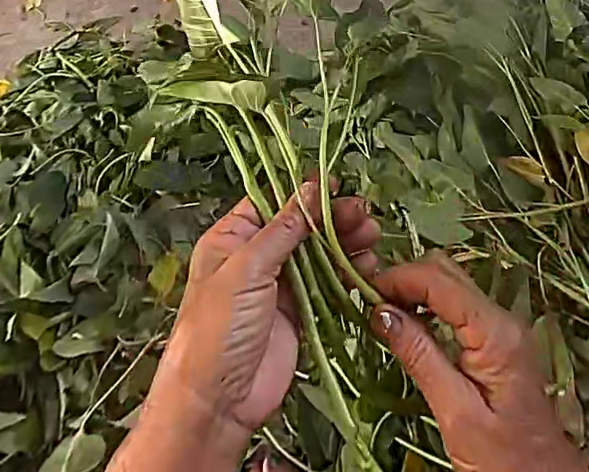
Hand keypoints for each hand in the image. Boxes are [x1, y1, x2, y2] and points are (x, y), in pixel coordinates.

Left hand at [110, 183, 381, 471]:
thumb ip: (284, 227)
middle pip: (301, 225)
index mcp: (234, 237)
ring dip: (345, 242)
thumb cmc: (217, 328)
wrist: (217, 405)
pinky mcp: (299, 311)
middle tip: (362, 212)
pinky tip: (367, 266)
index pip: (272, 201)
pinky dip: (347, 273)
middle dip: (332, 217)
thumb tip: (311, 187)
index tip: (335, 184)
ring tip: (371, 235)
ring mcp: (279, 284)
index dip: (303, 191)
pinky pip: (327, 284)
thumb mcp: (247, 267)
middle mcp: (257, 256)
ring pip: (318, 253)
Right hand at [370, 252, 587, 471]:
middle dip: (406, 278)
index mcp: (495, 330)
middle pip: (447, 272)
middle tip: (370, 299)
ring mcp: (501, 327)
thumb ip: (421, 358)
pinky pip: (457, 306)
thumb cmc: (505, 461)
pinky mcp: (497, 341)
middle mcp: (501, 318)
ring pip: (451, 284)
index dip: (400, 277)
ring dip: (416, 288)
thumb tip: (381, 312)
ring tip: (383, 310)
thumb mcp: (457, 414)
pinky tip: (410, 323)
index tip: (364, 288)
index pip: (440, 280)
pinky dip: (429, 305)